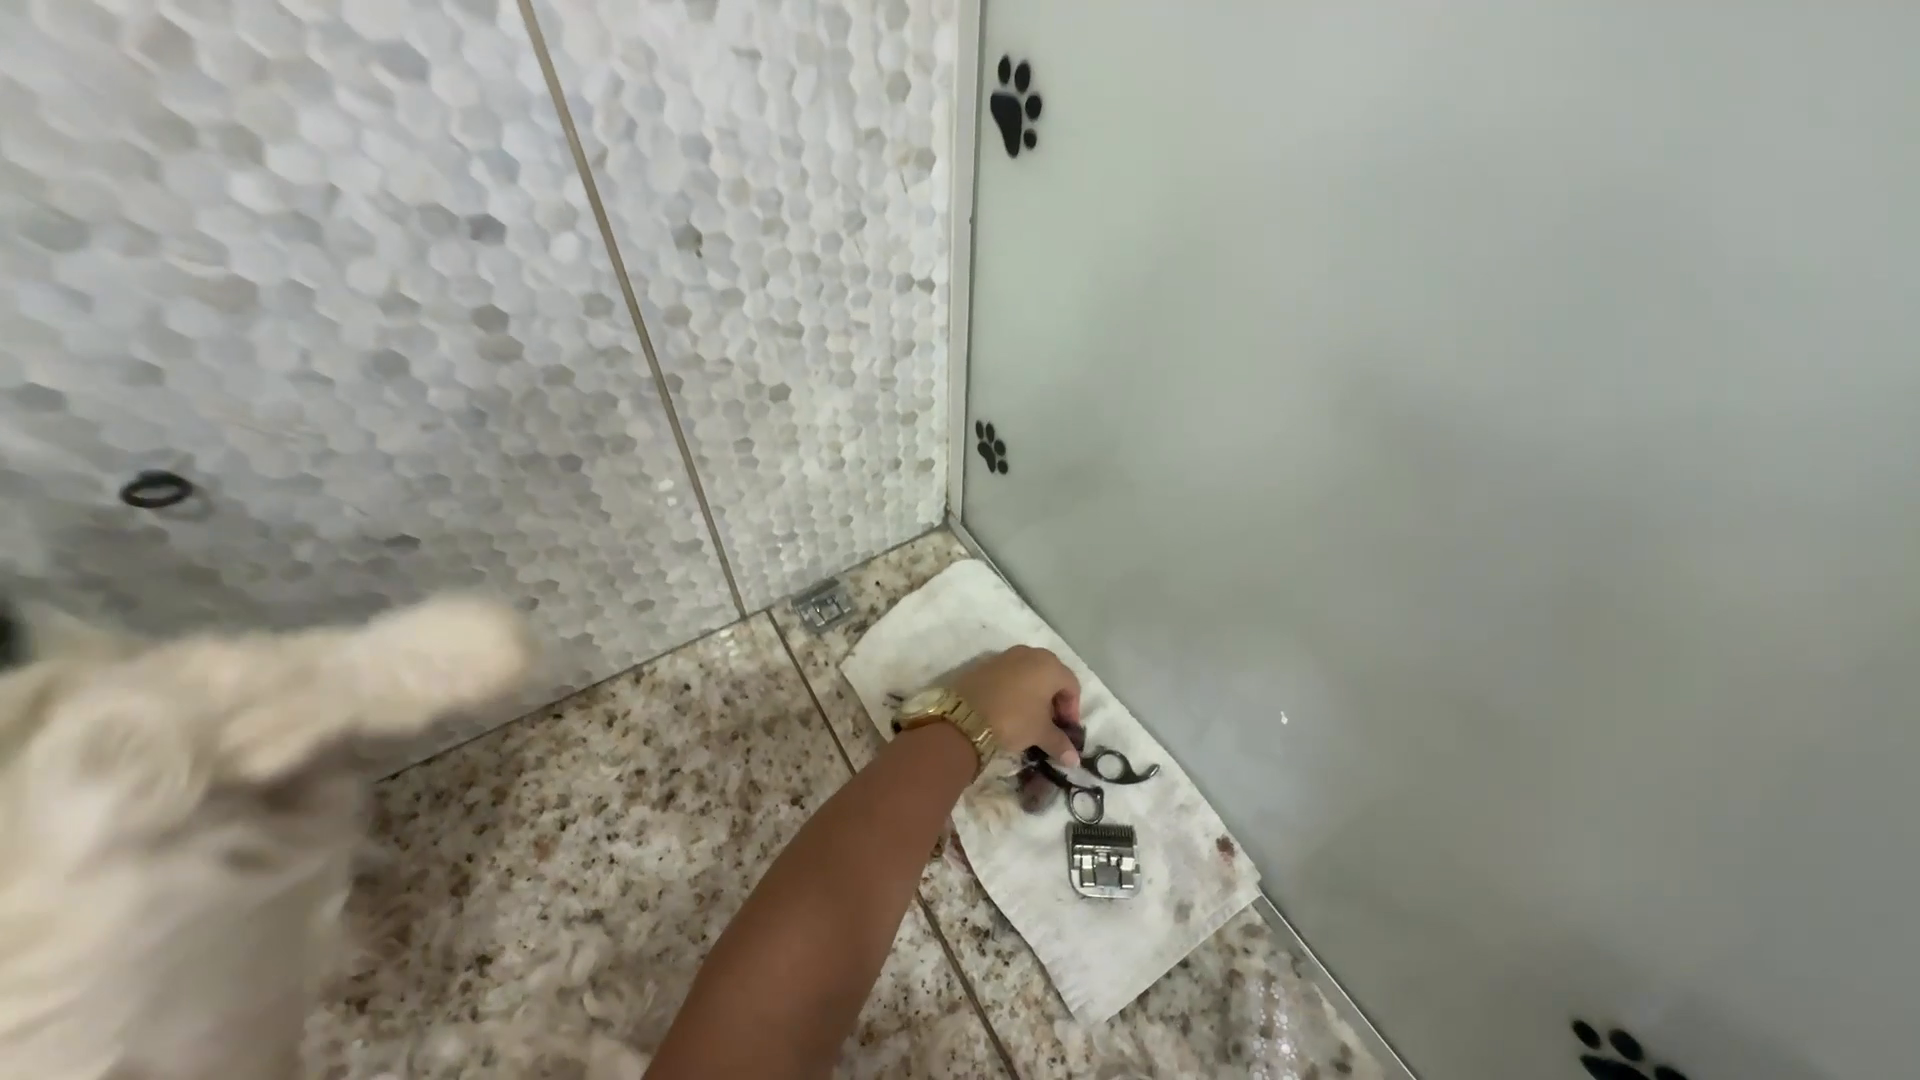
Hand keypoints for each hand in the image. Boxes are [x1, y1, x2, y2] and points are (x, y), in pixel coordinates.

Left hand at [947, 646, 1081, 766]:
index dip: (1072, 710)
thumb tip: (1074, 760)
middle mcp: (1030, 653)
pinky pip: (1009, 675)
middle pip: (1051, 676)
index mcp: (1050, 665)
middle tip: (1050, 724)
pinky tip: (1008, 709)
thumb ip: (1059, 743)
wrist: (964, 715)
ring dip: (1034, 694)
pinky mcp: (985, 664)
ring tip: (1029, 718)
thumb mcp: (1040, 732)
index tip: (1066, 730)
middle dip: (1054, 701)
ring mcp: (1006, 656)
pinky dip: (1014, 690)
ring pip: (1029, 674)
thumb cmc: (1013, 718)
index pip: (1072, 686)